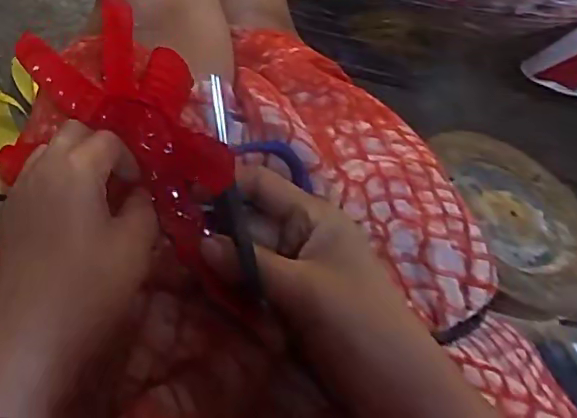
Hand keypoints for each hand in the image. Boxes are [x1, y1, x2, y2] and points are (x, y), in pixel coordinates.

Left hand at [0, 121, 157, 415]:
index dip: (129, 158)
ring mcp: (21, 183)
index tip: (138, 188)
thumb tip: (137, 193)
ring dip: (72, 159)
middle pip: (73, 131)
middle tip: (115, 182)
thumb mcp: (134, 250)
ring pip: (49, 148)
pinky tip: (63, 212)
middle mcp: (45, 163)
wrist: (28, 328)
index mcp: (77, 166)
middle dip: (98, 147)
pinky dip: (52, 176)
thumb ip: (143, 209)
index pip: (108, 139)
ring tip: (89, 194)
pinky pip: (34, 172)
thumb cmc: (88, 288)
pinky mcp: (8, 205)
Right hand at [204, 164, 498, 417]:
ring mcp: (291, 273)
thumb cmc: (363, 328)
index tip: (180, 186)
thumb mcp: (307, 291)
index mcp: (312, 217)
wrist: (406, 402)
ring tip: (183, 264)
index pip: (258, 182)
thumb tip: (198, 241)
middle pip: (244, 220)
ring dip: (217, 263)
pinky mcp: (286, 307)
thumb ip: (250, 264)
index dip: (221, 180)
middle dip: (211, 227)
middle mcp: (298, 237)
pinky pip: (248, 287)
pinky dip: (230, 290)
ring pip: (241, 256)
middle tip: (170, 232)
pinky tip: (206, 292)